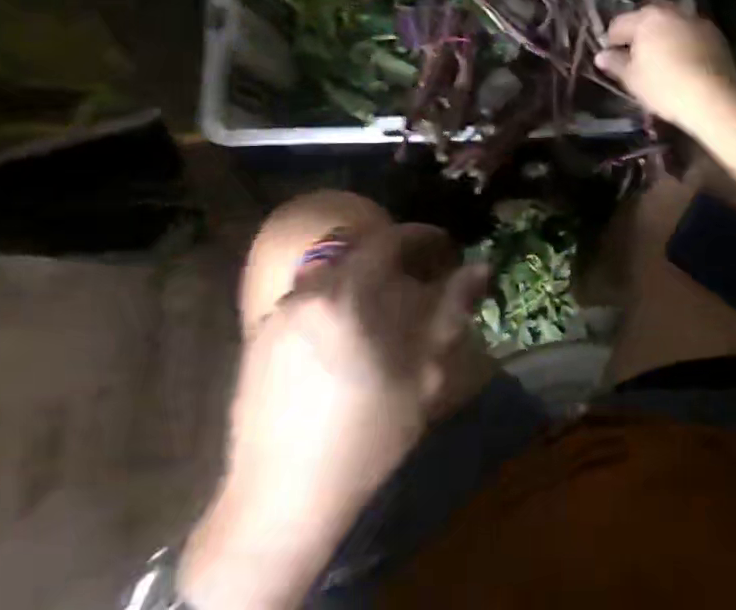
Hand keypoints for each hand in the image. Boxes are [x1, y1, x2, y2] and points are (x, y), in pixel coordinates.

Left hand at [181, 224, 488, 609]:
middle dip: (394, 260)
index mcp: (347, 293)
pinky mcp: (256, 344)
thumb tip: (479, 267)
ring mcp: (275, 317)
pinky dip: (333, 307)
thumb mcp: (425, 373)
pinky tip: (346, 345)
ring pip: (329, 280)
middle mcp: (306, 292)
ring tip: (384, 315)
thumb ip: (452, 311)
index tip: (446, 249)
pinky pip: (305, 306)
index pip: (389, 239)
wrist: (284, 497)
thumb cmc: (367, 434)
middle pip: (357, 255)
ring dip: (361, 283)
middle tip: (421, 282)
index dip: (423, 238)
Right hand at [594, 2, 735, 127]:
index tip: (610, 55)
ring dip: (663, 33)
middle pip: (648, 16)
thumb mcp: (633, 79)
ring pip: (672, 22)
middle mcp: (672, 11)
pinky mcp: (716, 34)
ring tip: (659, 55)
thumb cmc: (665, 86)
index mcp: (647, 18)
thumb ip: (616, 63)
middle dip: (639, 30)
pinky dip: (683, 40)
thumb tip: (602, 55)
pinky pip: (691, 32)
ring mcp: (697, 21)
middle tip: (635, 53)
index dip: (611, 39)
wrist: (713, 97)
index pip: (620, 23)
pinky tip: (682, 59)